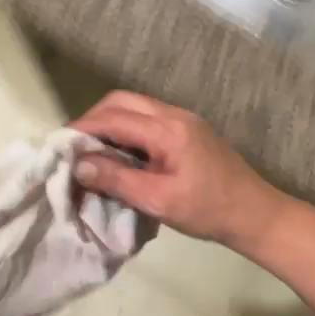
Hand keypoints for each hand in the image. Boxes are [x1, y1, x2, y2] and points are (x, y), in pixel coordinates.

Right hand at [70, 91, 288, 249]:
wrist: (256, 215)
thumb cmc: (208, 210)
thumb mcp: (159, 201)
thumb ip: (118, 180)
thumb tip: (78, 165)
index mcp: (168, 130)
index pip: (114, 117)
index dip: (82, 129)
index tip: (58, 145)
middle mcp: (174, 115)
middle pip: (122, 101)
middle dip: (94, 119)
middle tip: (74, 147)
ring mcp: (184, 120)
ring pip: (136, 107)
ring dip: (110, 123)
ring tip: (92, 152)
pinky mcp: (189, 131)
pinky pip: (149, 119)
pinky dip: (127, 129)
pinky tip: (120, 155)